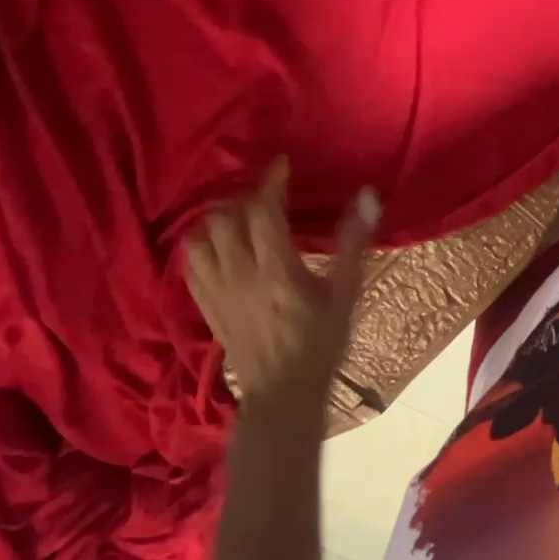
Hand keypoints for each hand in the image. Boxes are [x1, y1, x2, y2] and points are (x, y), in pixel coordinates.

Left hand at [183, 157, 379, 403]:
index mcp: (276, 269)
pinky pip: (190, 264)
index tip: (284, 165)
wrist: (283, 394)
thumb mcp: (346, 293)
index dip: (272, 182)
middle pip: (227, 218)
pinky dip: (201, 243)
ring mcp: (216, 291)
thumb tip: (368, 196)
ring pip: (201, 237)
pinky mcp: (204, 306)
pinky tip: (219, 242)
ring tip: (240, 213)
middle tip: (267, 191)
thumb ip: (353, 243)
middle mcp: (239, 274)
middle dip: (245, 196)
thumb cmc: (321, 342)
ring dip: (218, 217)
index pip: (264, 210)